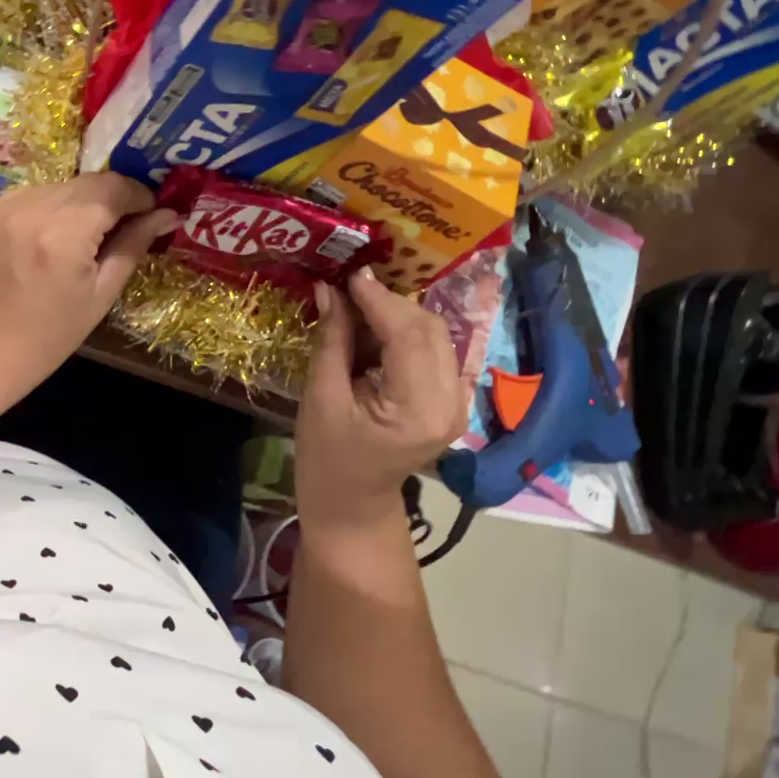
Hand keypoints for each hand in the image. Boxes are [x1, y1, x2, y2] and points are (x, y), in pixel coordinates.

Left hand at [0, 174, 178, 425]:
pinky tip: (50, 238)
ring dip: (79, 202)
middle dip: (112, 198)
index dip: (139, 195)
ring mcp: (3, 208)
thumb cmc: (49, 335)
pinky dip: (48, 209)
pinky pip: (30, 196)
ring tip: (85, 235)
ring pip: (58, 186)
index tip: (151, 213)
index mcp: (64, 234)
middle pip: (87, 182)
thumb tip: (167, 213)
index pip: (113, 188)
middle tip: (124, 224)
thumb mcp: (101, 295)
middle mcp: (31, 210)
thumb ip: (133, 246)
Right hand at [295, 267, 468, 523]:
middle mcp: (451, 402)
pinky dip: (406, 332)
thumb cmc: (327, 458)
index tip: (350, 275)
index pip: (409, 336)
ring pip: (435, 335)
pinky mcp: (450, 399)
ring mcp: (457, 401)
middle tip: (349, 287)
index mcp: (419, 409)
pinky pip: (434, 351)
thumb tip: (331, 291)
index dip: (379, 300)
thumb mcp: (321, 399)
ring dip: (398, 315)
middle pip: (429, 330)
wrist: (351, 502)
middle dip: (390, 302)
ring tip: (358, 304)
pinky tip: (376, 328)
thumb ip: (332, 343)